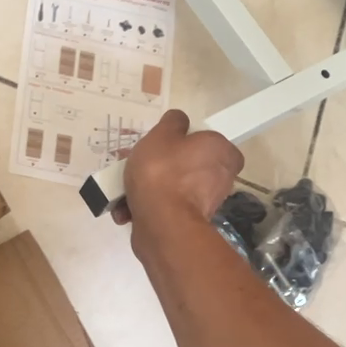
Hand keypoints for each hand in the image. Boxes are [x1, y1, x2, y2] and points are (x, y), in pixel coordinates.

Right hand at [112, 110, 244, 227]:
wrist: (160, 224)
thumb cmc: (162, 172)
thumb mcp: (162, 134)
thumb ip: (172, 122)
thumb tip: (179, 121)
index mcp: (222, 152)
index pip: (210, 142)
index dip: (186, 143)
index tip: (165, 148)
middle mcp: (221, 179)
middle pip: (186, 168)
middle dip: (159, 170)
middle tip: (137, 168)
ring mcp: (204, 206)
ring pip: (171, 191)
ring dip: (146, 192)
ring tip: (123, 194)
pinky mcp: (186, 225)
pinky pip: (165, 211)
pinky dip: (146, 210)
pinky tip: (126, 211)